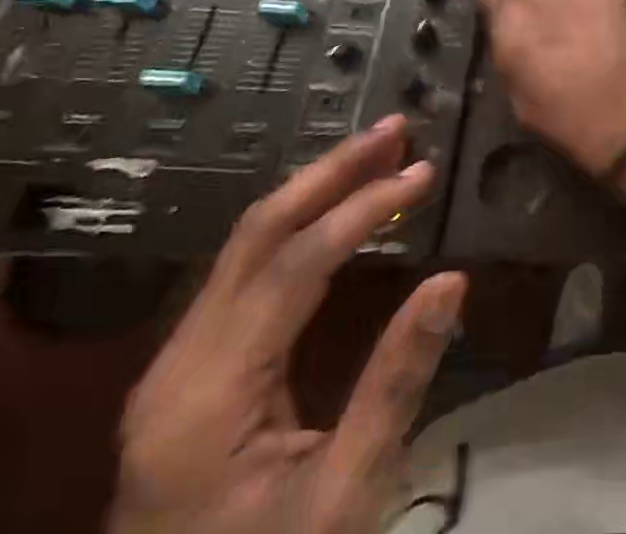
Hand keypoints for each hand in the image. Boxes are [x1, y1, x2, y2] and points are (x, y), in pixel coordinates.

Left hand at [112, 117, 467, 533]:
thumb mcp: (347, 495)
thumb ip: (396, 384)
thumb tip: (450, 284)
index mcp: (210, 394)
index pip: (293, 268)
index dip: (360, 211)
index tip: (420, 173)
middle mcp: (179, 356)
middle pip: (256, 233)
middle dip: (330, 173)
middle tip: (392, 130)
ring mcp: (174, 357)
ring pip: (244, 244)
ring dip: (311, 191)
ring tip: (371, 155)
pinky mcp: (186, 363)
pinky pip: (242, 272)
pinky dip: (295, 229)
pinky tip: (332, 211)